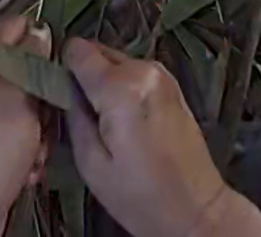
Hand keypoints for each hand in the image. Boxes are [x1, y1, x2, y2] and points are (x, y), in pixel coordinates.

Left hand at [0, 16, 50, 236]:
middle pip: (33, 67)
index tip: (64, 57)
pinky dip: (33, 150)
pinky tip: (30, 168)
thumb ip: (33, 60)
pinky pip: (28, 134)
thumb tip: (42, 28)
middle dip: (49, 90)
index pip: (19, 25)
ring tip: (37, 148)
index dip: (42, 34)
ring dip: (43, 127)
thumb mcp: (19, 98)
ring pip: (35, 104)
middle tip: (49, 112)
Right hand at [62, 39, 260, 236]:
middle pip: (97, 50)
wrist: (197, 211)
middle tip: (86, 111)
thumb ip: (73, 116)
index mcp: (119, 87)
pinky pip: (133, 69)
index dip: (65, 66)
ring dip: (106, 79)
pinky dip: (124, 83)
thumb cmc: (141, 196)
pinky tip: (129, 116)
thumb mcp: (92, 165)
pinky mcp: (170, 79)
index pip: (77, 50)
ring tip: (109, 118)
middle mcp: (140, 68)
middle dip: (86, 74)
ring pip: (115, 59)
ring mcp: (159, 71)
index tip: (63, 90)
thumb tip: (64, 86)